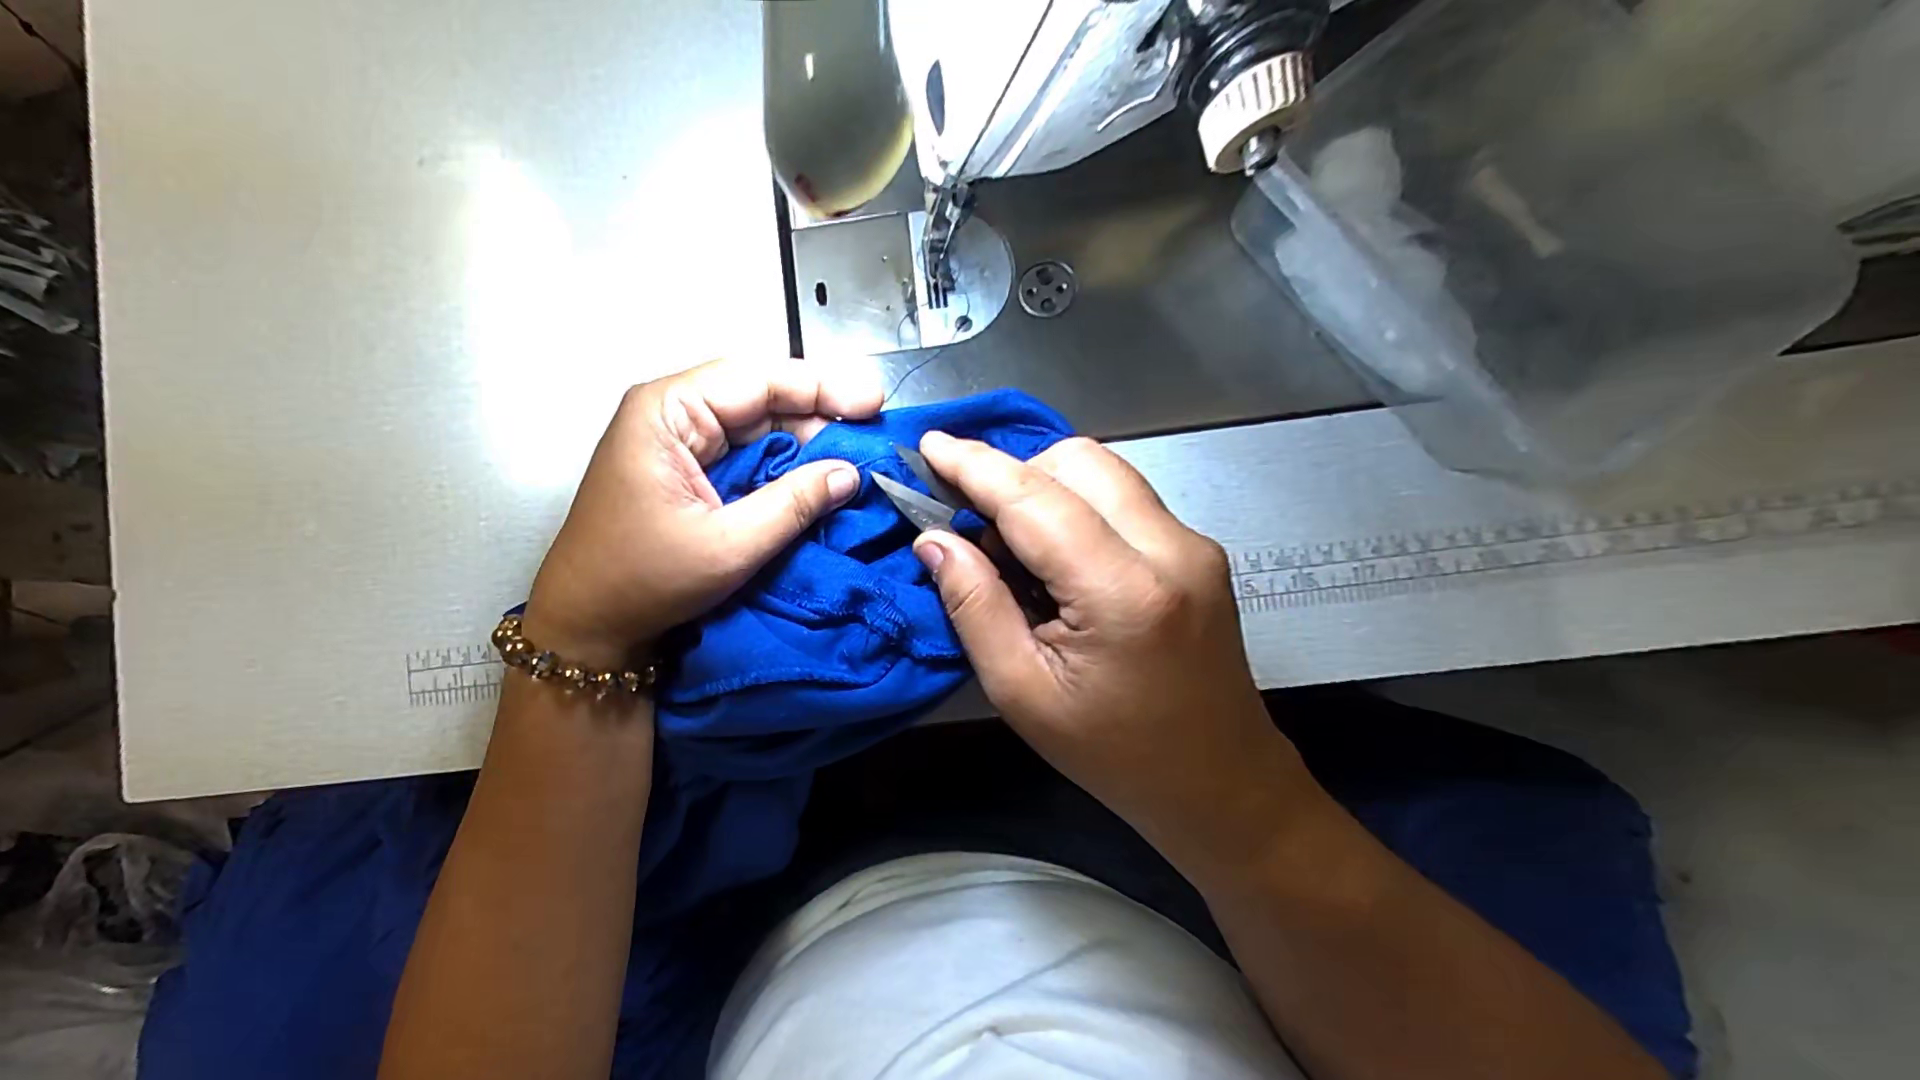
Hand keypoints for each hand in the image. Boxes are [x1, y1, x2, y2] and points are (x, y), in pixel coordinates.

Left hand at [524, 358, 882, 666]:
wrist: (588, 625)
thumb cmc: (644, 580)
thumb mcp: (729, 545)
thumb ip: (793, 504)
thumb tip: (851, 473)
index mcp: (668, 412)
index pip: (757, 379)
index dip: (821, 387)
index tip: (873, 402)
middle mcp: (674, 414)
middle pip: (761, 396)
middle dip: (819, 413)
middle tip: (875, 430)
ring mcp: (682, 441)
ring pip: (760, 424)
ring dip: (809, 439)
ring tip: (860, 450)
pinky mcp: (692, 469)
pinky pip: (750, 453)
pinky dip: (788, 463)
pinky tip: (823, 471)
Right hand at [912, 432, 1317, 868]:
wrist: (1221, 782)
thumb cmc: (1116, 755)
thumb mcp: (1022, 694)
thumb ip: (975, 606)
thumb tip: (934, 539)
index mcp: (1124, 592)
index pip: (1035, 498)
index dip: (975, 466)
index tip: (930, 446)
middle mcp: (1171, 548)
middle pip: (1076, 460)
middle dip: (1013, 475)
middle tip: (973, 523)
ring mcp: (1194, 543)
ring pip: (1104, 469)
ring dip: (1046, 487)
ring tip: (1014, 547)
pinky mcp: (1199, 549)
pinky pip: (1124, 496)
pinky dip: (1078, 504)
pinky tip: (1059, 557)